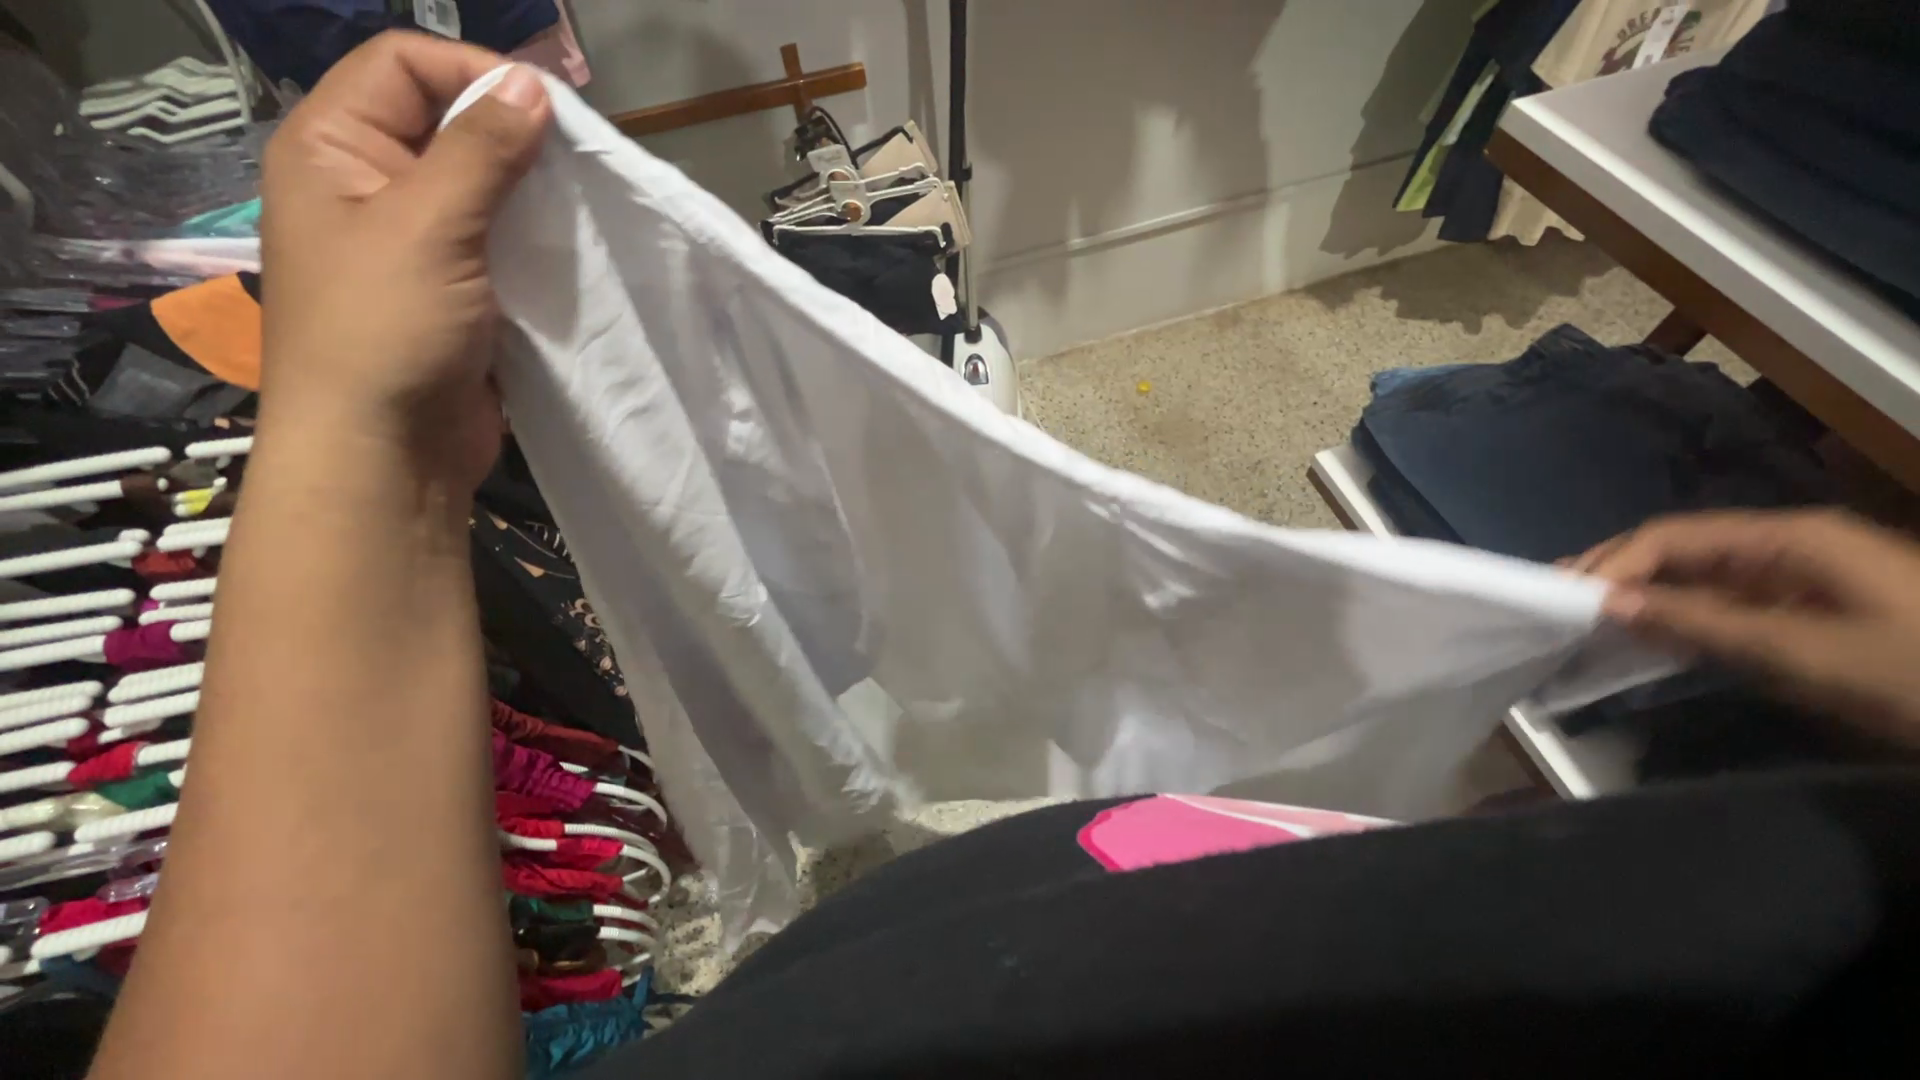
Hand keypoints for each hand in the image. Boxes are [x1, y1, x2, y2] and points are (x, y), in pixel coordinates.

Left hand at [259, 32, 550, 492]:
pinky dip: (535, 239)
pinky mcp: (456, 290)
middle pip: (446, 123)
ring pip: (482, 187)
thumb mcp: (429, 226)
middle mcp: (369, 185)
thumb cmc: (385, 329)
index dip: (475, 73)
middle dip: (514, 135)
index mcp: (333, 148)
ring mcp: (415, 242)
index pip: (403, 66)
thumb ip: (481, 151)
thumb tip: (531, 85)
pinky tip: (571, 249)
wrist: (386, 450)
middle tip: (578, 162)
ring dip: (531, 192)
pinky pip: (499, 243)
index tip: (550, 113)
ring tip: (581, 205)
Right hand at [1571, 509, 1919, 743]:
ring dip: (1642, 596)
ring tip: (1585, 619)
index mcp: (1790, 539)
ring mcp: (1802, 579)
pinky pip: (1726, 605)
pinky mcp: (1811, 612)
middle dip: (1618, 573)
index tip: (1564, 598)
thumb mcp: (1806, 653)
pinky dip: (1679, 618)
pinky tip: (1647, 635)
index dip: (1614, 562)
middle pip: (1681, 549)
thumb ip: (1701, 624)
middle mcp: (1788, 547)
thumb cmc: (1919, 675)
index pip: (1673, 536)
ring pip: (1699, 577)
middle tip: (1557, 604)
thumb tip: (1608, 602)